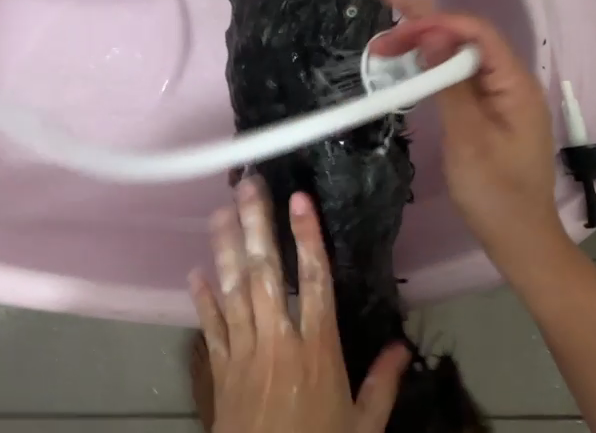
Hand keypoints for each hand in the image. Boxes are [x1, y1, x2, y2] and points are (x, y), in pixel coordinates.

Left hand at [190, 178, 408, 432]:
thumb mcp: (363, 428)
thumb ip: (381, 385)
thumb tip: (402, 346)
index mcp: (317, 350)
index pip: (314, 281)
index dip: (307, 237)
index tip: (300, 199)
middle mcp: (278, 342)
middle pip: (265, 274)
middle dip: (257, 226)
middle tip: (249, 186)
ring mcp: (244, 355)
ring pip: (234, 292)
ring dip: (226, 249)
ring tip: (220, 210)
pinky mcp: (220, 374)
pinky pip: (210, 329)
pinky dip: (202, 300)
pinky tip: (194, 271)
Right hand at [370, 0, 564, 269]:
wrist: (521, 242)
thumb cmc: (496, 196)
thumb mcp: (469, 141)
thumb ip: (450, 86)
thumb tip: (433, 35)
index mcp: (515, 83)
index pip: (475, 33)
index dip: (436, 20)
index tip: (398, 26)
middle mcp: (509, 81)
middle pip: (465, 35)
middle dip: (424, 17)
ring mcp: (499, 96)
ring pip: (459, 53)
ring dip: (424, 38)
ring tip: (386, 23)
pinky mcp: (488, 111)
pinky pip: (459, 74)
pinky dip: (432, 62)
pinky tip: (411, 52)